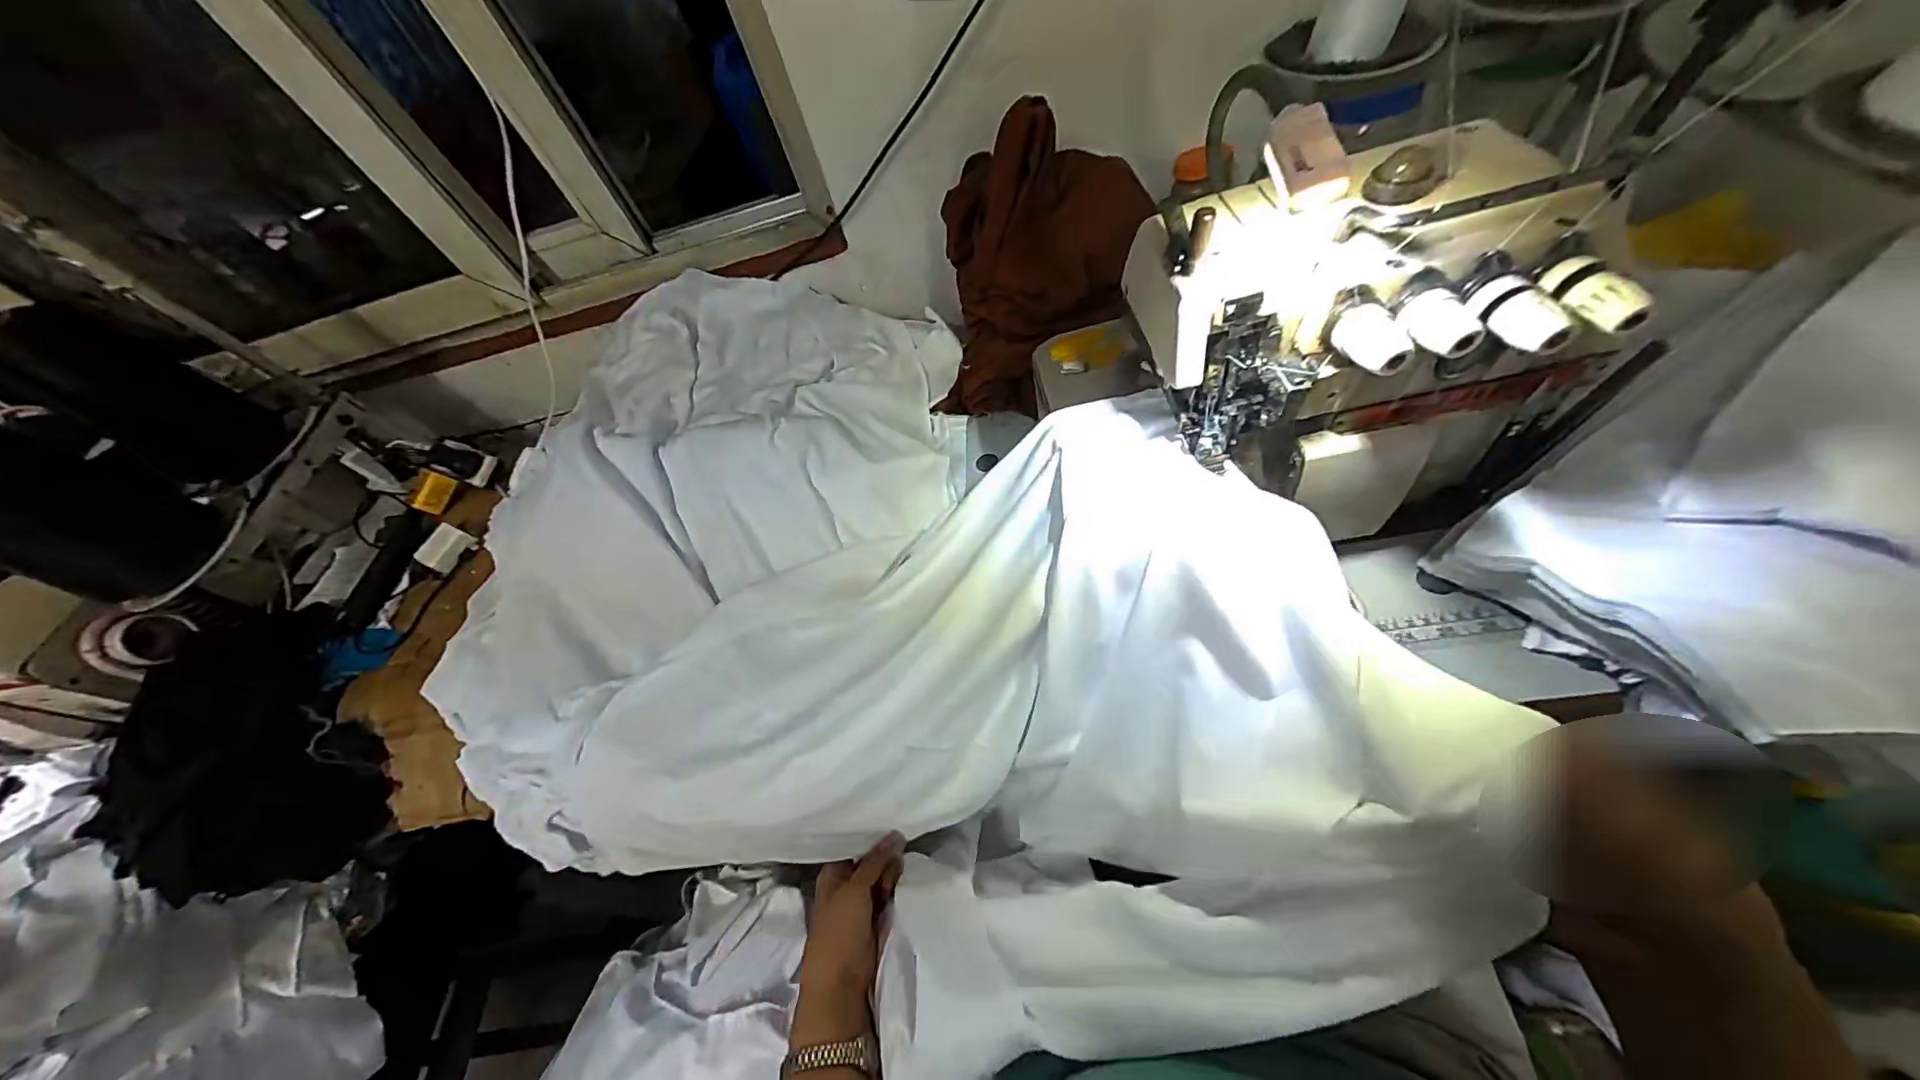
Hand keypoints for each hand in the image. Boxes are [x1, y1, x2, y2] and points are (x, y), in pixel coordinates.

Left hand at [792, 832, 904, 1046]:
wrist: (842, 989)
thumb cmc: (839, 934)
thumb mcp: (854, 891)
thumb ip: (875, 861)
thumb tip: (896, 834)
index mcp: (832, 875)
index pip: (853, 846)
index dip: (871, 836)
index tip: (893, 821)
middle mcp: (846, 887)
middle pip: (871, 862)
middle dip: (886, 857)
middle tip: (900, 856)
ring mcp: (862, 905)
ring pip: (883, 878)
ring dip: (895, 875)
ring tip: (906, 870)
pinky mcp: (877, 921)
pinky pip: (891, 897)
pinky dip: (899, 891)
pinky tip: (910, 882)